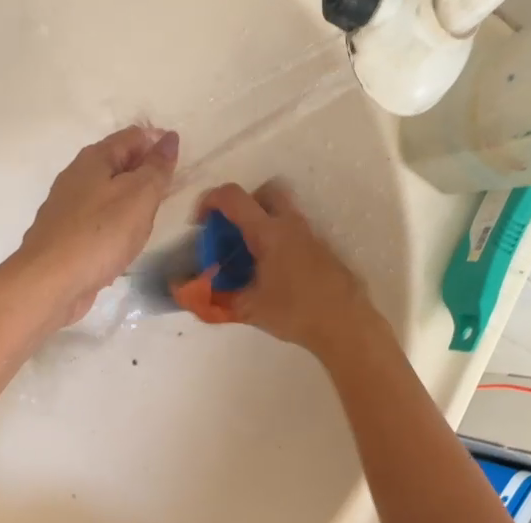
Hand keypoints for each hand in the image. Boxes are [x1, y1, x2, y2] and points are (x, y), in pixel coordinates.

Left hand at [17, 125, 179, 323]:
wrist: (50, 282)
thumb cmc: (99, 235)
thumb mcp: (139, 196)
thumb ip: (156, 169)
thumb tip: (169, 139)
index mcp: (94, 159)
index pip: (132, 137)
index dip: (157, 144)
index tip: (179, 165)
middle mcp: (76, 178)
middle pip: (116, 165)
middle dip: (143, 174)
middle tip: (168, 194)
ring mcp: (67, 210)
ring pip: (105, 197)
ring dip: (128, 203)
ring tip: (148, 221)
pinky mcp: (65, 239)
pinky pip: (96, 224)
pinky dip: (113, 227)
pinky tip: (122, 245)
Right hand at [196, 182, 387, 356]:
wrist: (344, 322)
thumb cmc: (294, 312)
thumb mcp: (248, 309)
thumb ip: (216, 299)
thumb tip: (186, 295)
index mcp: (268, 232)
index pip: (233, 197)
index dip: (209, 202)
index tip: (200, 224)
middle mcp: (290, 224)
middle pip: (265, 191)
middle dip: (244, 205)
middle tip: (232, 234)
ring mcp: (309, 234)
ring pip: (282, 211)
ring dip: (262, 224)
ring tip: (250, 258)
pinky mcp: (321, 249)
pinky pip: (294, 232)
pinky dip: (277, 241)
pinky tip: (273, 273)